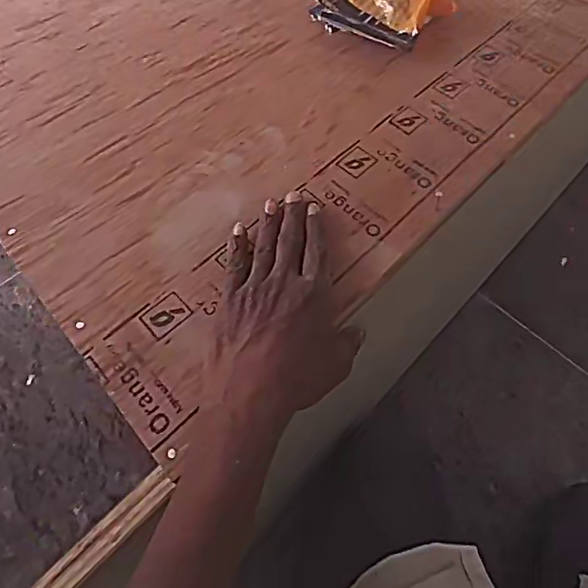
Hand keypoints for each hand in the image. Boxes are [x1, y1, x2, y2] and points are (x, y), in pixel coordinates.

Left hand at [209, 191, 363, 432]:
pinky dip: (237, 246)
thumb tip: (357, 332)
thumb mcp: (333, 366)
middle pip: (290, 242)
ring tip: (271, 203)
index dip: (316, 228)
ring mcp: (254, 289)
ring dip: (267, 223)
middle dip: (293, 216)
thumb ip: (346, 345)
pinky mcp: (230, 300)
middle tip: (294, 194)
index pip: (316, 253)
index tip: (315, 209)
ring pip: (263, 248)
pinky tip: (238, 231)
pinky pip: (234, 266)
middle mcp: (284, 285)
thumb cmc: (295, 381)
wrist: (249, 393)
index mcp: (312, 296)